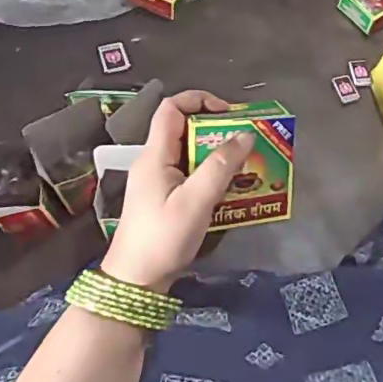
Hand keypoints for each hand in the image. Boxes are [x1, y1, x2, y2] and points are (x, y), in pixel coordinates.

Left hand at [100, 91, 253, 289]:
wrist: (136, 281)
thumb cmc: (163, 237)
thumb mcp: (196, 201)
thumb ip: (221, 166)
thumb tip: (246, 135)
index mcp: (155, 155)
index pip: (172, 108)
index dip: (200, 100)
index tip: (230, 113)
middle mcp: (154, 161)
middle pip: (185, 129)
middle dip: (217, 131)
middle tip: (246, 141)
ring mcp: (158, 180)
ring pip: (190, 153)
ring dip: (218, 155)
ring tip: (246, 165)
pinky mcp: (164, 197)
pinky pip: (190, 174)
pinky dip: (211, 175)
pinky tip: (231, 189)